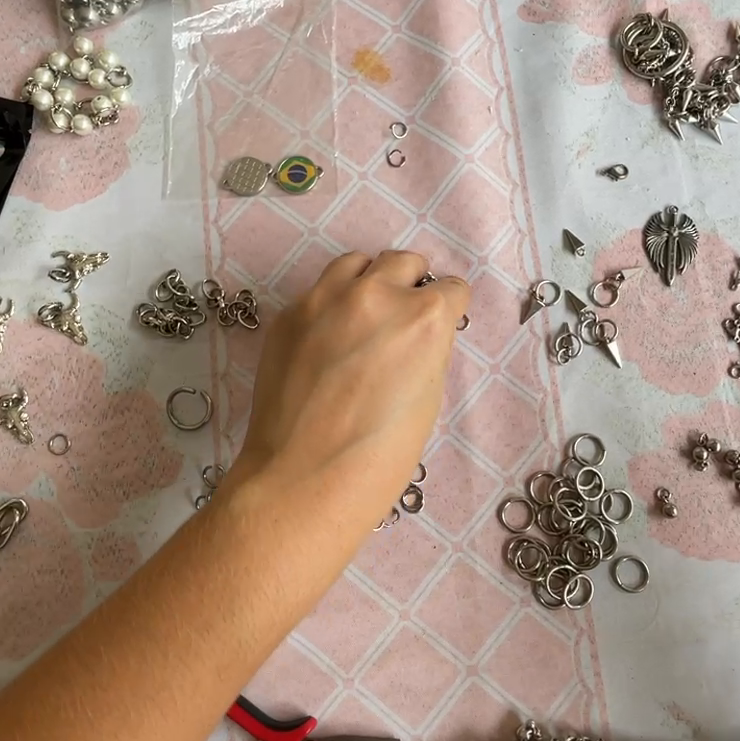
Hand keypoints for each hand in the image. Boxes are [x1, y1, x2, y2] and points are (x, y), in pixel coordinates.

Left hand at [229, 250, 467, 532]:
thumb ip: (427, 351)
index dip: (448, 310)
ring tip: (362, 317)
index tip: (438, 326)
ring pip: (356, 264)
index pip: (451, 288)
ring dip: (368, 282)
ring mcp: (325, 299)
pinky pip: (318, 292)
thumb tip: (417, 335)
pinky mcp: (289, 314)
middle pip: (403, 262)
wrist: (303, 478)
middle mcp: (377, 294)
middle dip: (410, 285)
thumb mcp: (428, 399)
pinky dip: (329, 307)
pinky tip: (325, 343)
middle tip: (401, 318)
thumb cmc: (380, 456)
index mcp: (425, 317)